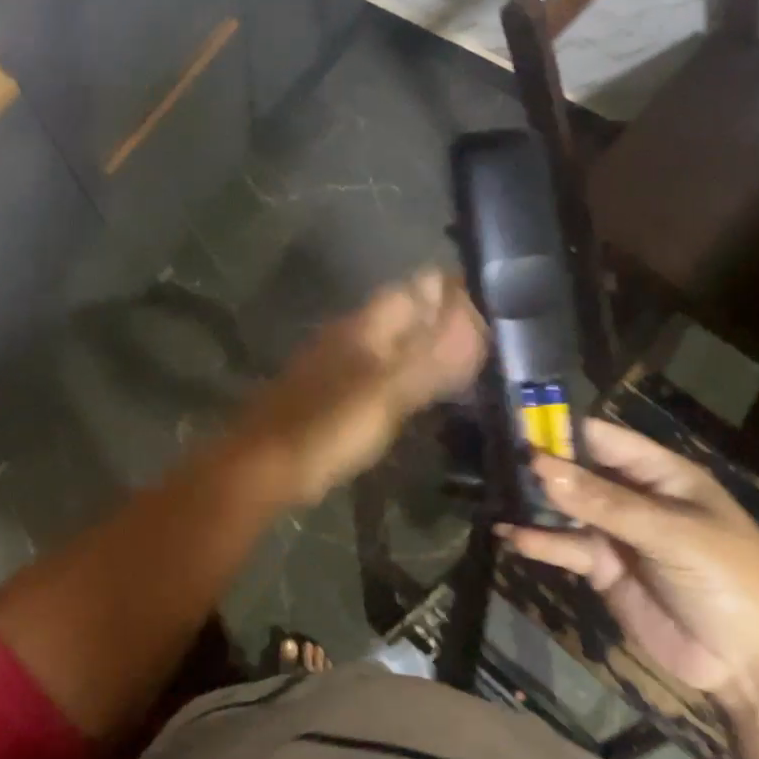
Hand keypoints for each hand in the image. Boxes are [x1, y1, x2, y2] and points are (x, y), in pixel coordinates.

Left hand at [231, 268, 485, 505]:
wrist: (262, 468)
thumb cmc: (326, 429)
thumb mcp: (387, 394)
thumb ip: (432, 356)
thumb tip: (476, 316)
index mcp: (363, 327)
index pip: (414, 289)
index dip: (452, 289)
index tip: (497, 297)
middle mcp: (349, 336)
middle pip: (403, 314)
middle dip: (443, 316)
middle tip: (493, 331)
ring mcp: (336, 364)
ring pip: (391, 342)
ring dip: (425, 345)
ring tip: (470, 359)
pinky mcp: (330, 395)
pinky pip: (379, 370)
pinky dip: (406, 373)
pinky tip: (422, 391)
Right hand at [497, 421, 758, 702]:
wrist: (757, 669)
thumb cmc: (732, 581)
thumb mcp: (673, 535)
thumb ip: (604, 502)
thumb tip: (538, 465)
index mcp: (662, 475)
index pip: (602, 439)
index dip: (560, 428)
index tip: (511, 422)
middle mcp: (634, 497)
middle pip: (577, 471)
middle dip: (537, 465)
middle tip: (487, 456)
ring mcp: (617, 534)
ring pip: (564, 508)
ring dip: (531, 503)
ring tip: (490, 495)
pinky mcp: (603, 570)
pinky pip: (564, 547)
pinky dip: (537, 541)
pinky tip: (508, 535)